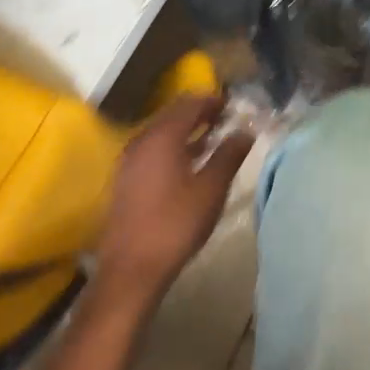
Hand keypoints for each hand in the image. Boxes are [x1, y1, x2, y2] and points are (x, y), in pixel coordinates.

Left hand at [96, 94, 253, 298]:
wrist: (131, 268)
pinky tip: (187, 164)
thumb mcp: (211, 189)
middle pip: (172, 115)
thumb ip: (229, 155)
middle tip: (224, 119)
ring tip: (211, 140)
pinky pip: (152, 150)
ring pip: (161, 133)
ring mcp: (129, 160)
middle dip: (199, 113)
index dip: (212, 100)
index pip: (189, 103)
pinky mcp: (125, 179)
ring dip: (185, 131)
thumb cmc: (176, 224)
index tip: (232, 105)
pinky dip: (171, 147)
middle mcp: (141, 140)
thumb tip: (244, 132)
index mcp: (162, 137)